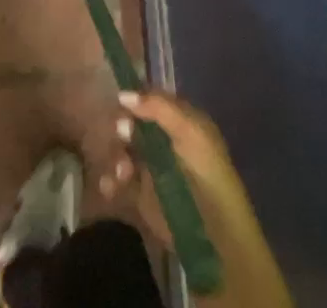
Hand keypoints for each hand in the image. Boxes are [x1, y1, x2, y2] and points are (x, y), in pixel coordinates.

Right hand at [100, 90, 250, 242]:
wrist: (215, 233)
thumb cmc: (207, 174)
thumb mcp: (190, 132)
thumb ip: (159, 108)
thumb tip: (123, 94)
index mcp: (183, 123)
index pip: (153, 101)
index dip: (136, 98)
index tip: (120, 100)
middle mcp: (166, 142)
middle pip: (132, 124)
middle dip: (123, 128)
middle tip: (124, 135)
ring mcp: (152, 168)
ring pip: (122, 151)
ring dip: (116, 156)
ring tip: (123, 172)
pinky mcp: (141, 195)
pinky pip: (118, 180)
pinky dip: (110, 180)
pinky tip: (111, 187)